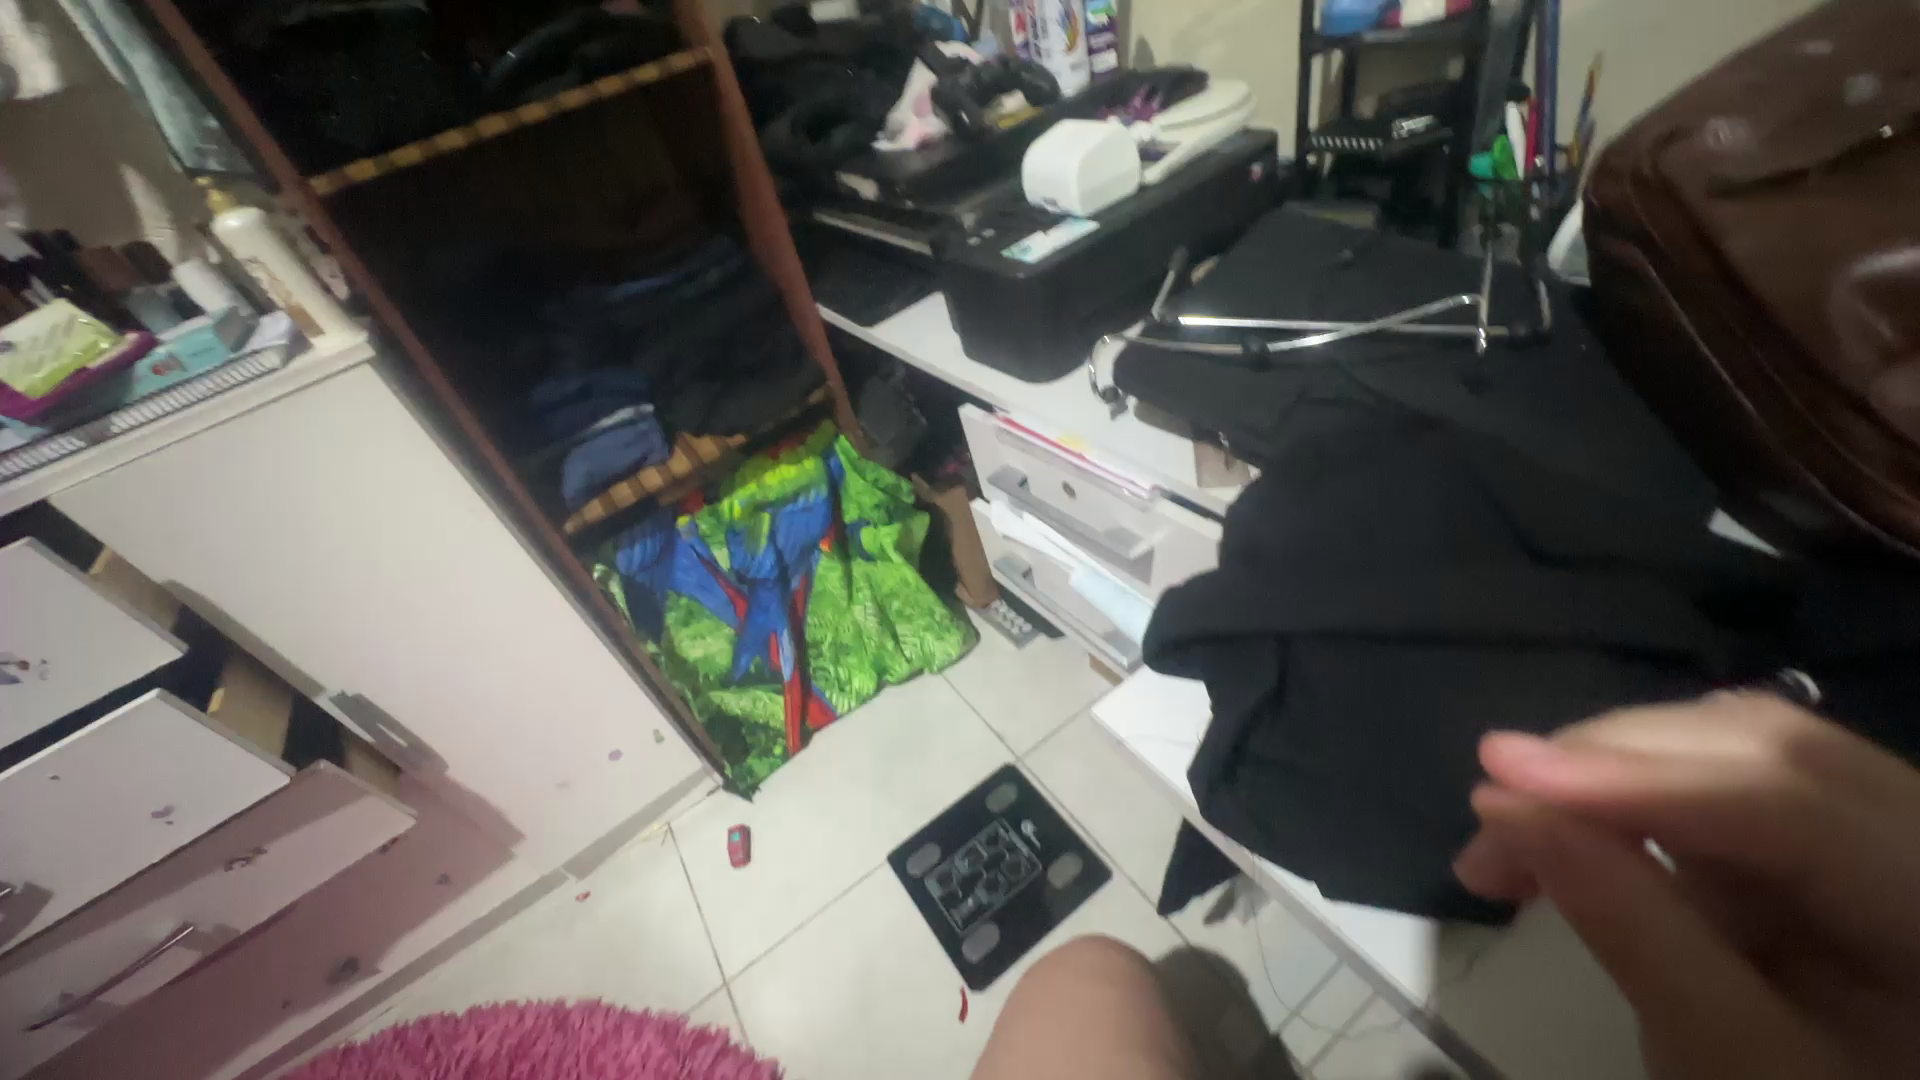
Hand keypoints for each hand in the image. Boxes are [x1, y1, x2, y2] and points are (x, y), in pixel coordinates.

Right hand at [1452, 693, 1919, 1079]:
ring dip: (1592, 772)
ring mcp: (1875, 824)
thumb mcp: (1728, 1056)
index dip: (1636, 780)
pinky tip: (1557, 823)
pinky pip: (1700, 767)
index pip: (1790, 804)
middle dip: (1597, 765)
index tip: (1497, 775)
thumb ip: (1630, 929)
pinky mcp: (1808, 824)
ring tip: (1509, 832)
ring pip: (1717, 740)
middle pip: (1755, 745)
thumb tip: (1506, 806)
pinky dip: (1610, 789)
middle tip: (1490, 815)